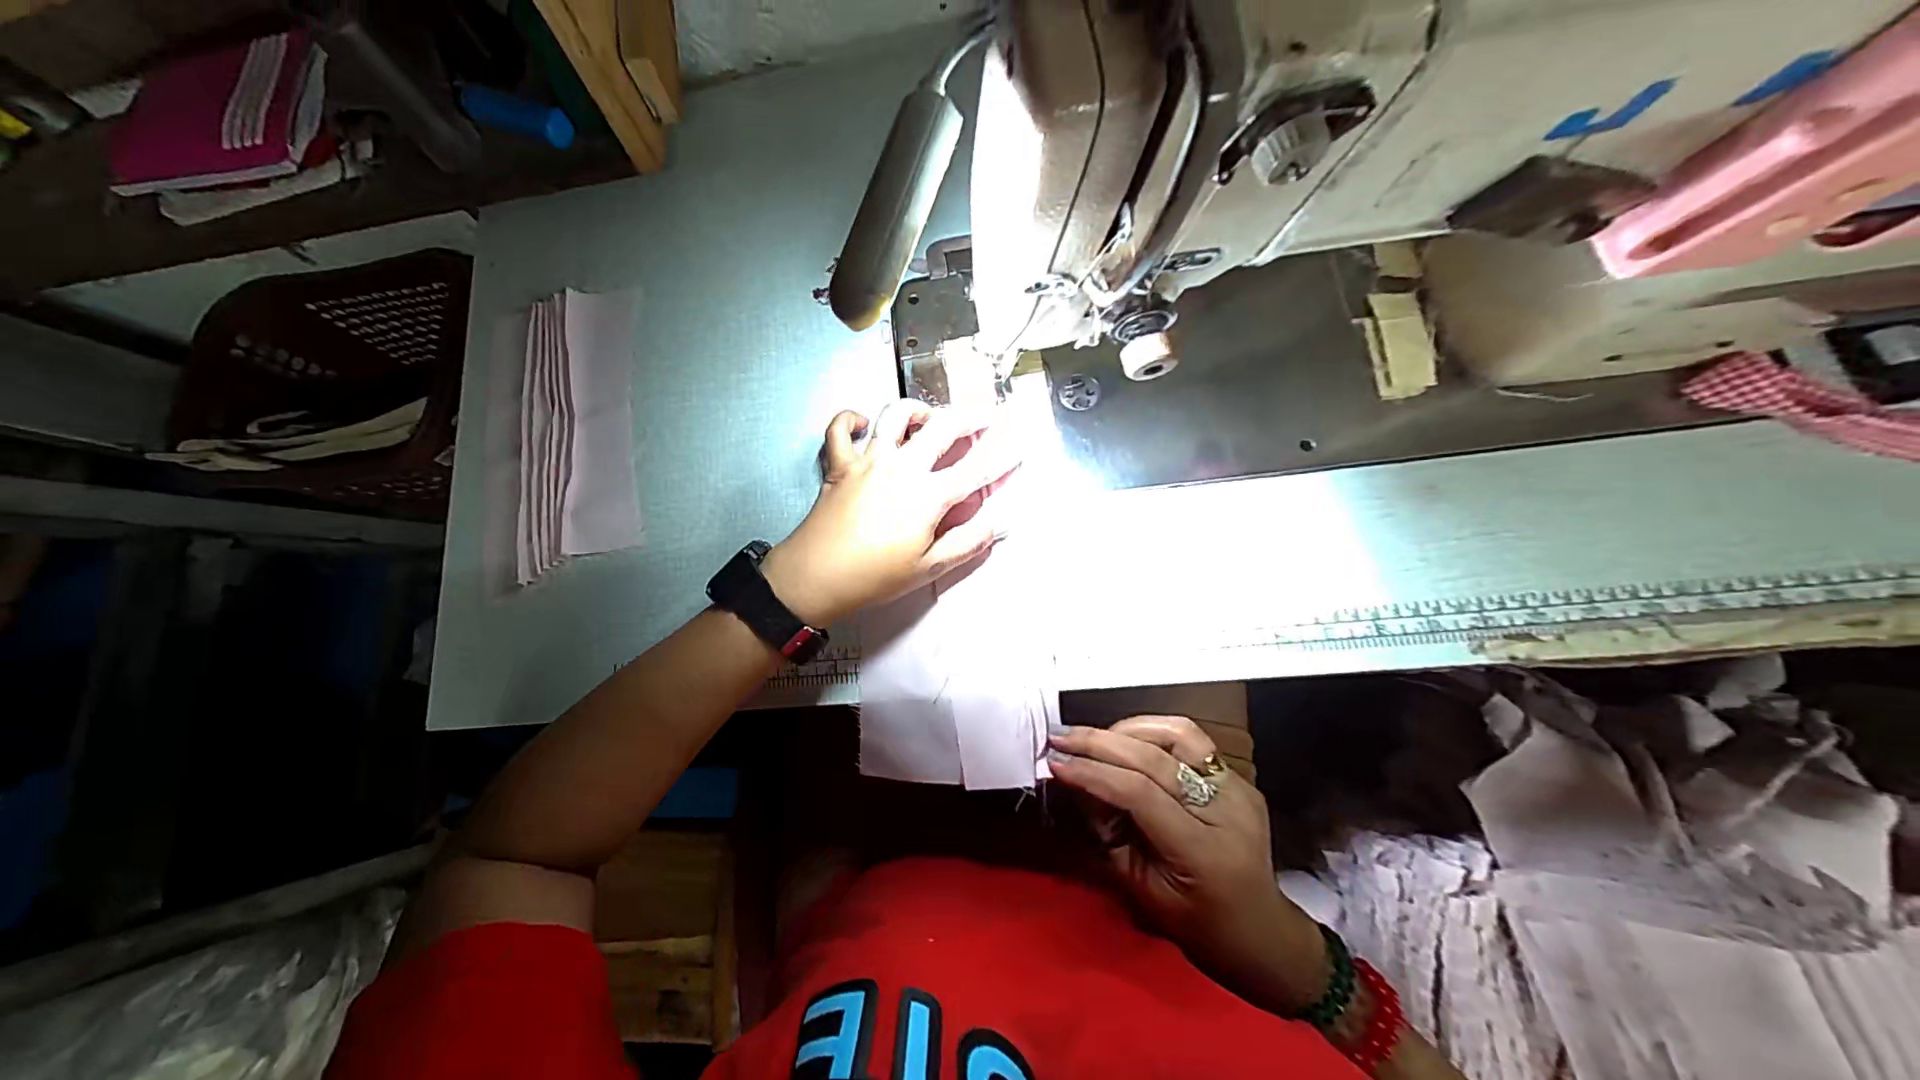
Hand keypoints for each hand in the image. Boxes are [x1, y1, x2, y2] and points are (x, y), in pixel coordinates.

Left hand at [759, 400, 1021, 625]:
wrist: (815, 576)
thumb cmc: (874, 577)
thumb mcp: (929, 568)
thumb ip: (967, 542)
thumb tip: (998, 524)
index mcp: (929, 495)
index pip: (977, 468)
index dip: (1004, 455)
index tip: (1021, 443)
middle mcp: (902, 468)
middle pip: (943, 426)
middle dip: (971, 415)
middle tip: (987, 414)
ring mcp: (868, 461)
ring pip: (895, 415)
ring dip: (916, 409)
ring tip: (928, 417)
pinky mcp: (839, 464)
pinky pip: (841, 429)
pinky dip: (850, 419)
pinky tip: (862, 423)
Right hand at [1047, 716, 1330, 1013]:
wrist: (1259, 932)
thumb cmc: (1196, 924)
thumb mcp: (1141, 888)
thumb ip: (1109, 832)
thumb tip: (1076, 781)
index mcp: (1204, 852)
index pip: (1140, 793)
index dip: (1092, 773)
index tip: (1056, 764)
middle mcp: (1229, 810)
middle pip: (1155, 757)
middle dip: (1099, 742)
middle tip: (1061, 739)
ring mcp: (1239, 788)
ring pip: (1177, 734)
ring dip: (1127, 729)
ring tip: (1092, 737)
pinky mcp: (1238, 778)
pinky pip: (1191, 740)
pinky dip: (1152, 732)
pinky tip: (1125, 738)